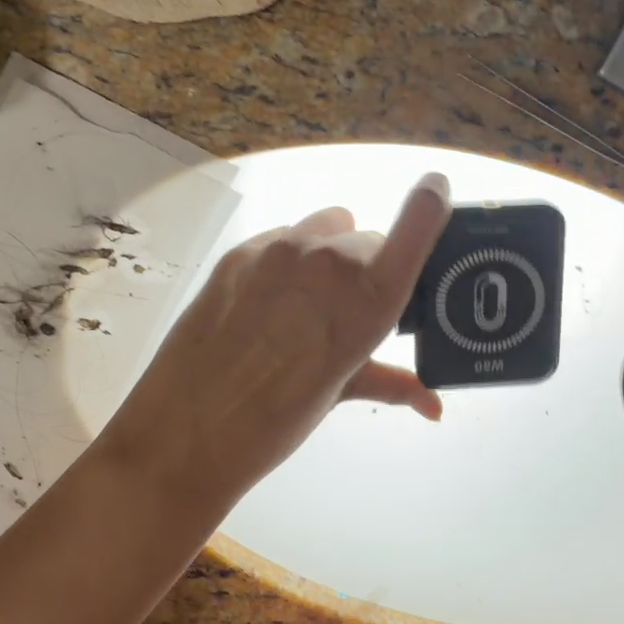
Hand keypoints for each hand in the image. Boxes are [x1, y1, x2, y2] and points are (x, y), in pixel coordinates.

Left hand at [99, 174, 451, 507]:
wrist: (186, 432)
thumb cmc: (278, 422)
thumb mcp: (339, 395)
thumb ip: (391, 383)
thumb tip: (434, 406)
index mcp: (370, 298)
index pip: (418, 220)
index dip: (432, 201)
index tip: (437, 192)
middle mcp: (330, 260)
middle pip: (368, 241)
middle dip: (370, 269)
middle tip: (351, 311)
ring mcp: (280, 250)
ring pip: (326, 229)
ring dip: (329, 255)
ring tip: (307, 303)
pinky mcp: (239, 252)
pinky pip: (282, 239)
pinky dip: (288, 261)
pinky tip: (267, 302)